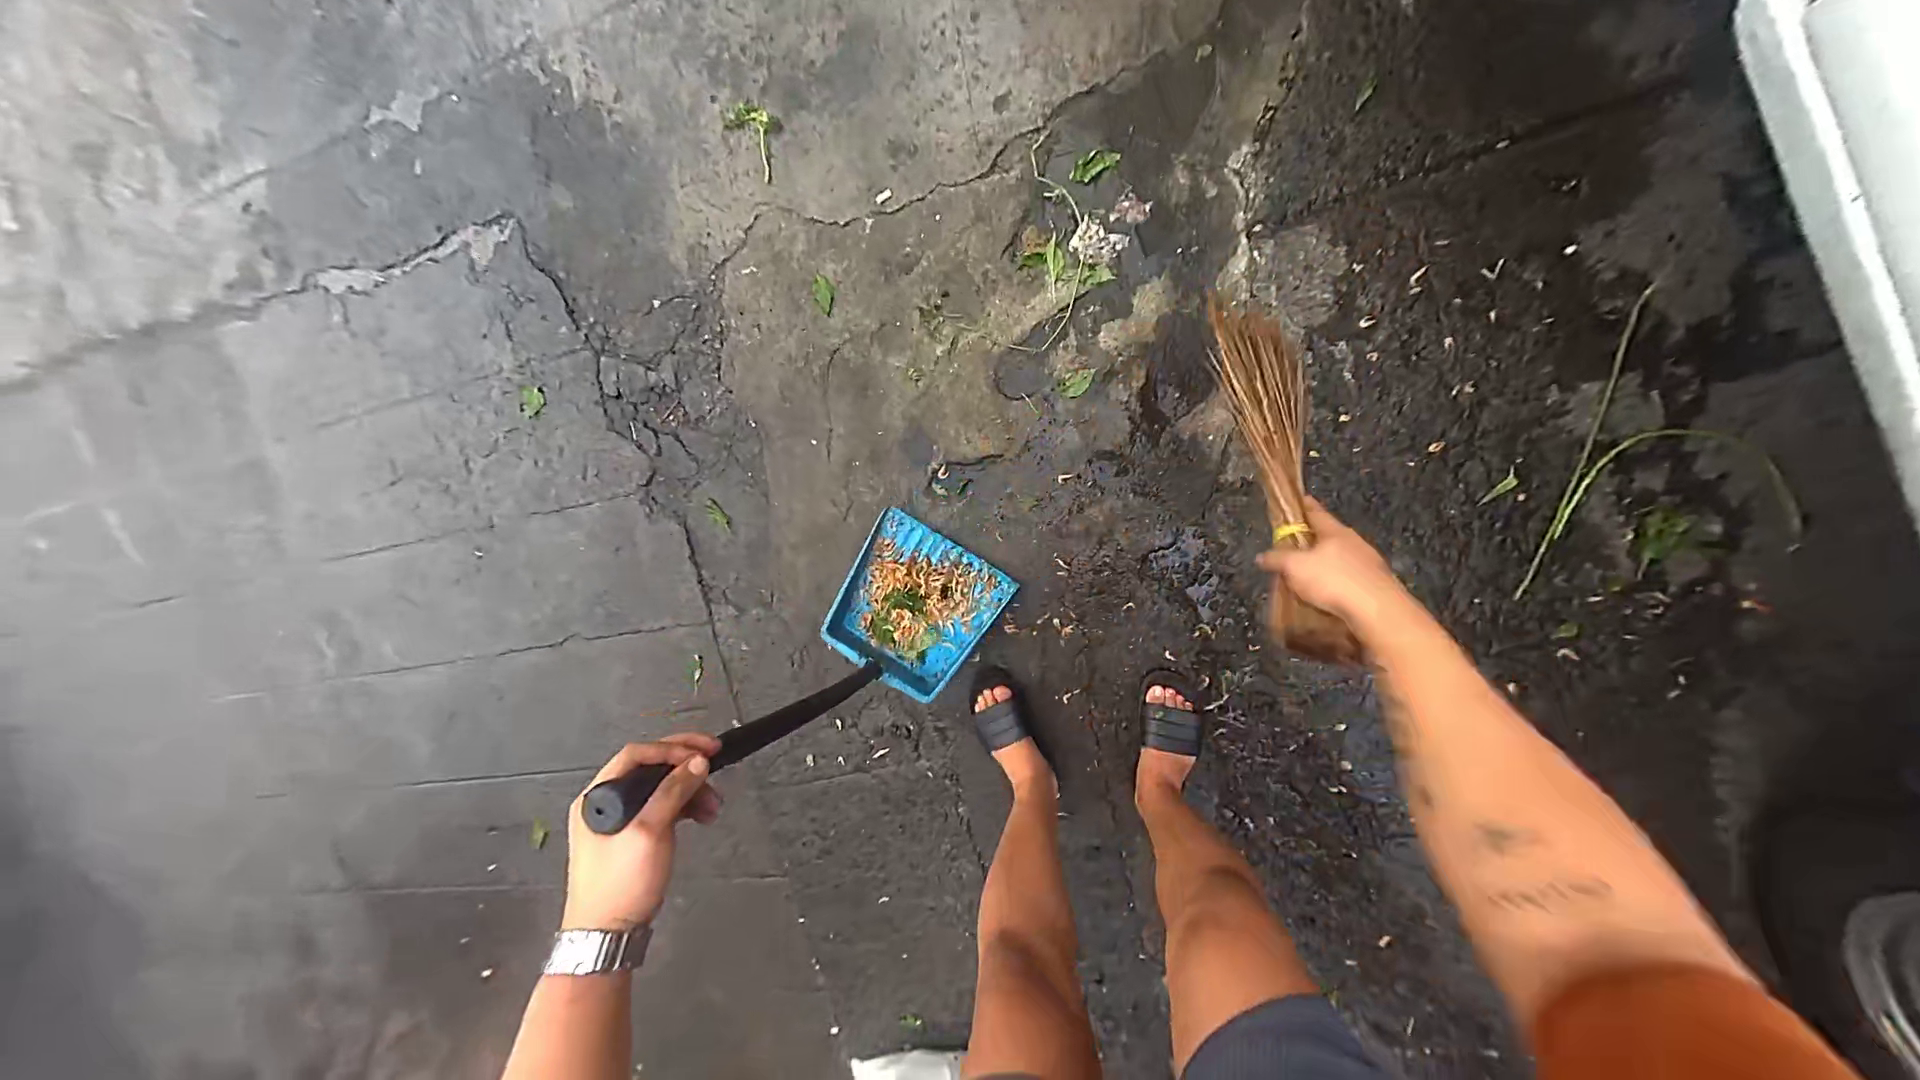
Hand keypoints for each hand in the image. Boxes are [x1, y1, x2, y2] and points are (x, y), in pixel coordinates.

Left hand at [562, 734, 723, 931]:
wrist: (606, 937)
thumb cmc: (622, 884)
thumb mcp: (650, 831)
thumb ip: (673, 791)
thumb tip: (698, 761)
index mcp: (597, 796)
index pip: (638, 754)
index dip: (674, 747)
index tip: (705, 751)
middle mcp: (604, 803)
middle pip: (651, 768)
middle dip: (687, 768)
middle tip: (715, 764)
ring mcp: (619, 820)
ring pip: (661, 788)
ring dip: (691, 790)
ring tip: (713, 805)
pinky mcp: (633, 835)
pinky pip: (663, 807)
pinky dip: (685, 806)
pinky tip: (701, 815)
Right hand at [1256, 497, 1411, 633]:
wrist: (1378, 611)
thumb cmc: (1333, 580)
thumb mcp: (1293, 567)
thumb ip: (1276, 559)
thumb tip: (1262, 557)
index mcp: (1335, 531)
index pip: (1316, 512)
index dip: (1303, 506)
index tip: (1297, 500)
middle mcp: (1354, 542)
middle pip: (1328, 536)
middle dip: (1311, 540)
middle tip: (1293, 547)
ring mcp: (1368, 563)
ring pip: (1340, 558)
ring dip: (1324, 564)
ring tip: (1307, 577)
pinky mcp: (1376, 584)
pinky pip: (1349, 578)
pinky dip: (1336, 582)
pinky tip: (1326, 595)